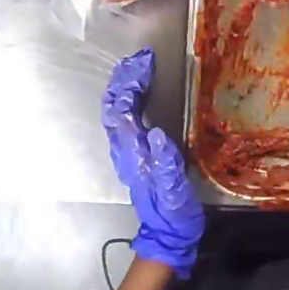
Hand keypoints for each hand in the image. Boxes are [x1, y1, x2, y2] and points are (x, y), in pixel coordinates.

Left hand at [103, 49, 205, 277]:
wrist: (167, 231)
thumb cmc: (173, 211)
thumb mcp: (174, 190)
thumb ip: (166, 164)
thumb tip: (158, 135)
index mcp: (133, 153)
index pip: (123, 109)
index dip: (131, 82)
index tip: (146, 62)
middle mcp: (124, 149)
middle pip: (114, 106)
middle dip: (124, 79)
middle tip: (140, 58)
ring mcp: (127, 151)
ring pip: (116, 111)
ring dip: (124, 87)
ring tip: (138, 68)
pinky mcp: (134, 154)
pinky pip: (124, 119)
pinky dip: (130, 99)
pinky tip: (141, 93)